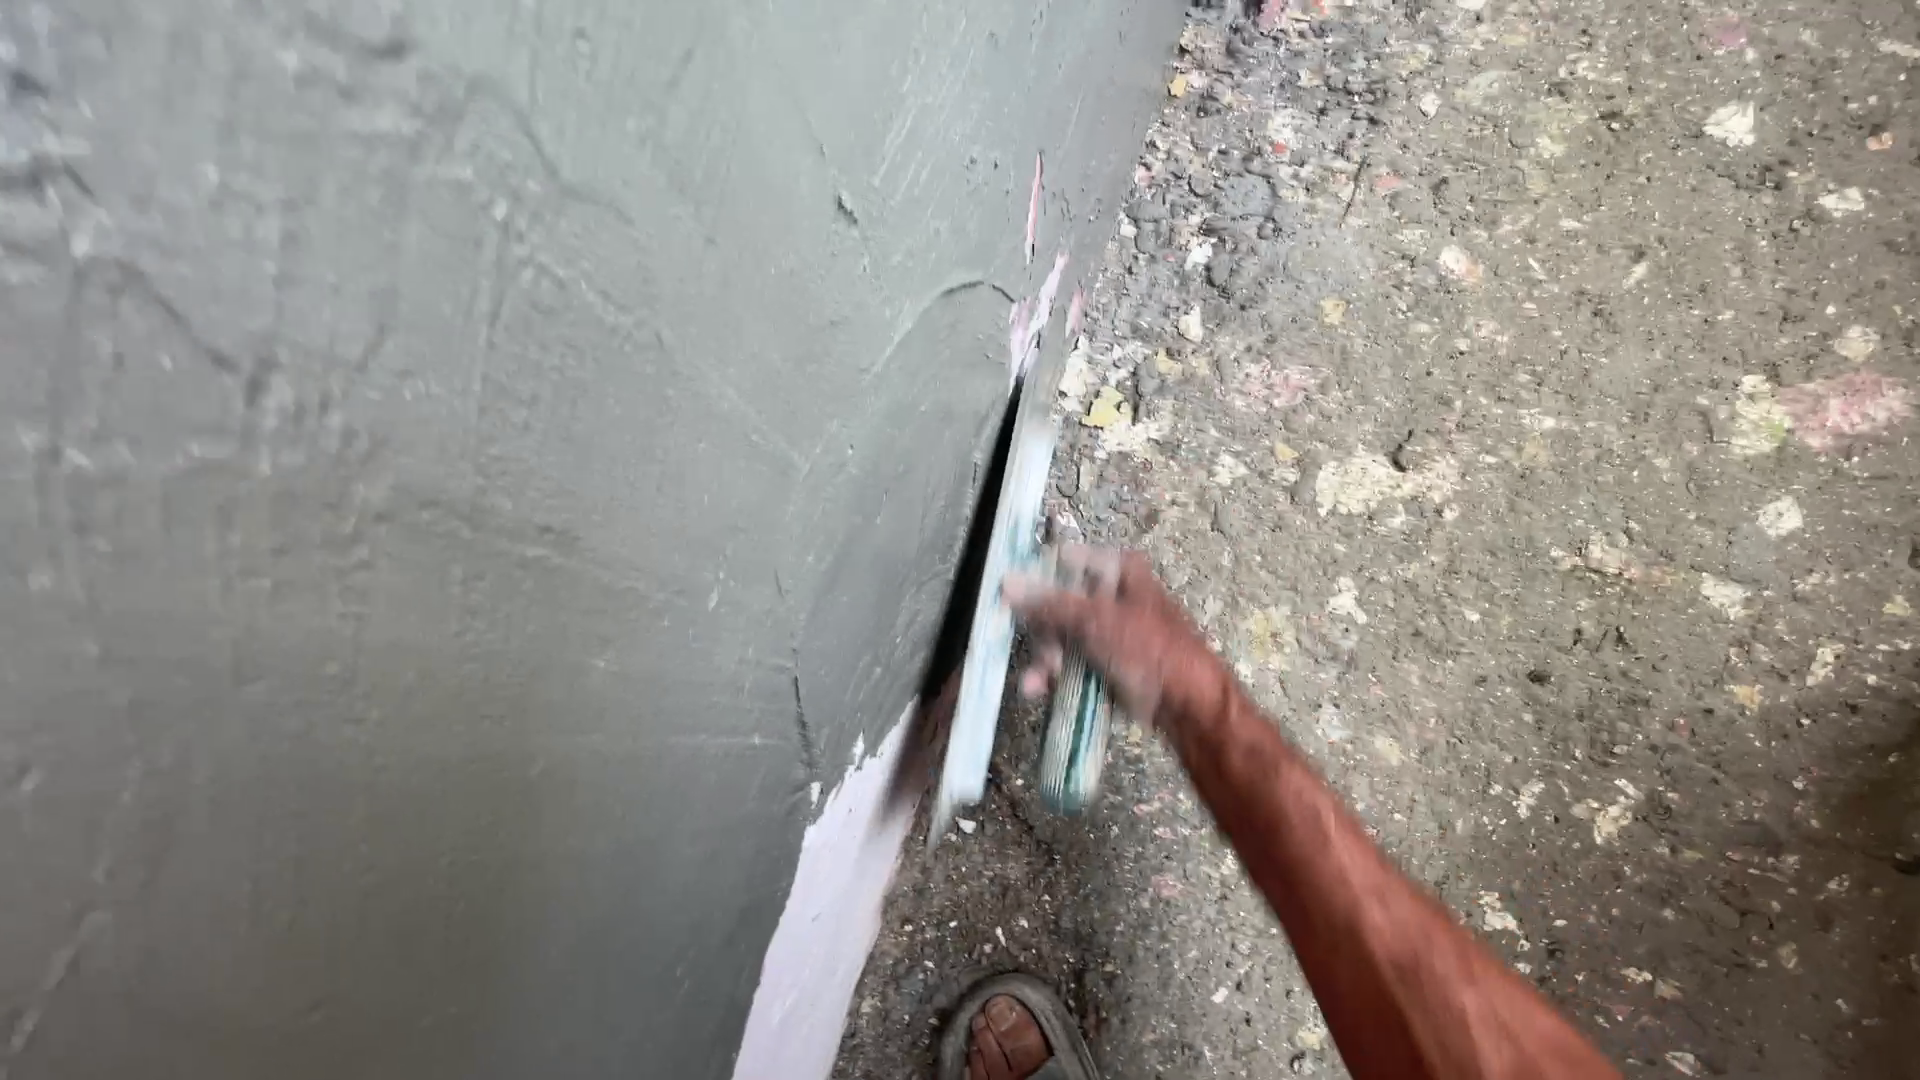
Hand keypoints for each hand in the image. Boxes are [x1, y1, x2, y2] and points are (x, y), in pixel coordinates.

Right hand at [1001, 545, 1222, 729]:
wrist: (1186, 701)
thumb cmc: (1148, 647)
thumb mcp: (1096, 619)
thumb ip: (1048, 602)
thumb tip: (1006, 582)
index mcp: (1117, 569)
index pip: (1064, 561)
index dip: (1035, 578)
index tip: (1008, 599)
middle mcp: (1110, 593)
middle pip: (1057, 602)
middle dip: (1043, 632)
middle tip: (1042, 652)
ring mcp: (1107, 628)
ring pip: (1060, 635)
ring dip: (1044, 658)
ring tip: (1038, 681)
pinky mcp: (1104, 659)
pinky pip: (1069, 659)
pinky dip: (1054, 673)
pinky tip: (1039, 689)